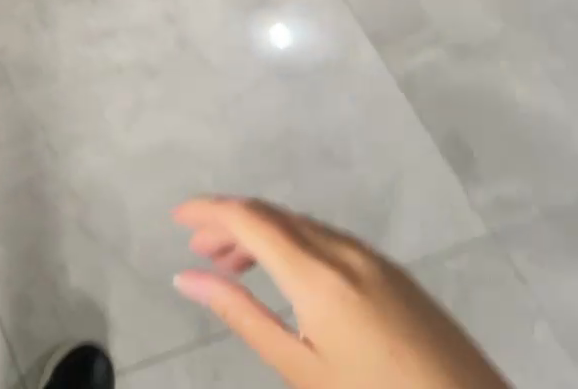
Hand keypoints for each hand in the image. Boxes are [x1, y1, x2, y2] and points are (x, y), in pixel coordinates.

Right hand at [170, 196, 510, 388]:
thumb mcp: (301, 368)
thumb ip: (240, 315)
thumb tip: (185, 277)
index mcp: (316, 273)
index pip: (247, 217)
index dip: (206, 210)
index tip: (176, 219)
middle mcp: (345, 253)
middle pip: (273, 215)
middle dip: (229, 223)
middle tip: (201, 250)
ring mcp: (379, 263)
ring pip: (301, 225)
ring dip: (262, 233)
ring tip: (238, 267)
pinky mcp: (401, 279)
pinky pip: (330, 240)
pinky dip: (295, 244)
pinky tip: (291, 276)